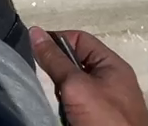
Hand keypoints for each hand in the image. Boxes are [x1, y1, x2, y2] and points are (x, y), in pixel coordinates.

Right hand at [29, 26, 147, 125]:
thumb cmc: (103, 120)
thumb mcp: (75, 86)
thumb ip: (54, 59)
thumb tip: (34, 30)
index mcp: (113, 65)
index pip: (79, 39)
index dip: (57, 41)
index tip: (37, 53)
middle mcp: (113, 81)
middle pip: (76, 63)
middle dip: (60, 72)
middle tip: (53, 85)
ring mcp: (110, 103)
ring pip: (76, 86)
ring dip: (64, 93)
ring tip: (62, 105)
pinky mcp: (103, 121)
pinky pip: (80, 105)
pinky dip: (70, 109)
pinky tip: (67, 117)